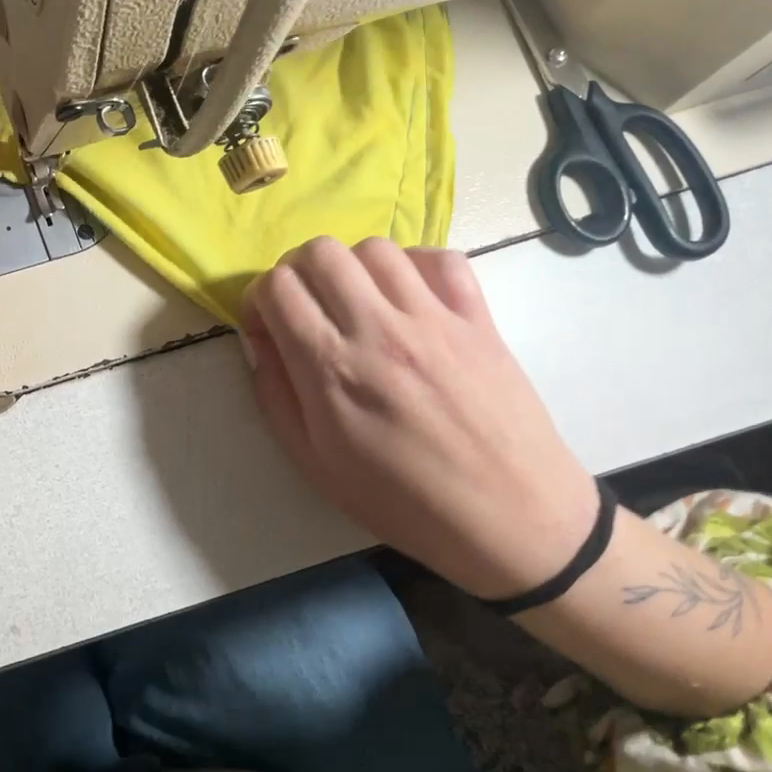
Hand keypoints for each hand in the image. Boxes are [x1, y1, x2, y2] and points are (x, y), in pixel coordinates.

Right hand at [240, 237, 599, 598]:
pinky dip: (413, 265)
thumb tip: (258, 342)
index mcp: (331, 369)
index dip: (257, 299)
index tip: (266, 328)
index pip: (277, 287)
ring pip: (375, 247)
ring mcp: (435, 320)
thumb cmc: (402, 502)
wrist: (514, 524)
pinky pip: (441, 258)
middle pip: (320, 252)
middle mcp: (379, 331)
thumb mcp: (313, 462)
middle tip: (303, 307)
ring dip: (351, 267)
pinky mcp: (480, 320)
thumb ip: (274, 394)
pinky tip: (407, 297)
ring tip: (355, 303)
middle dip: (297, 271)